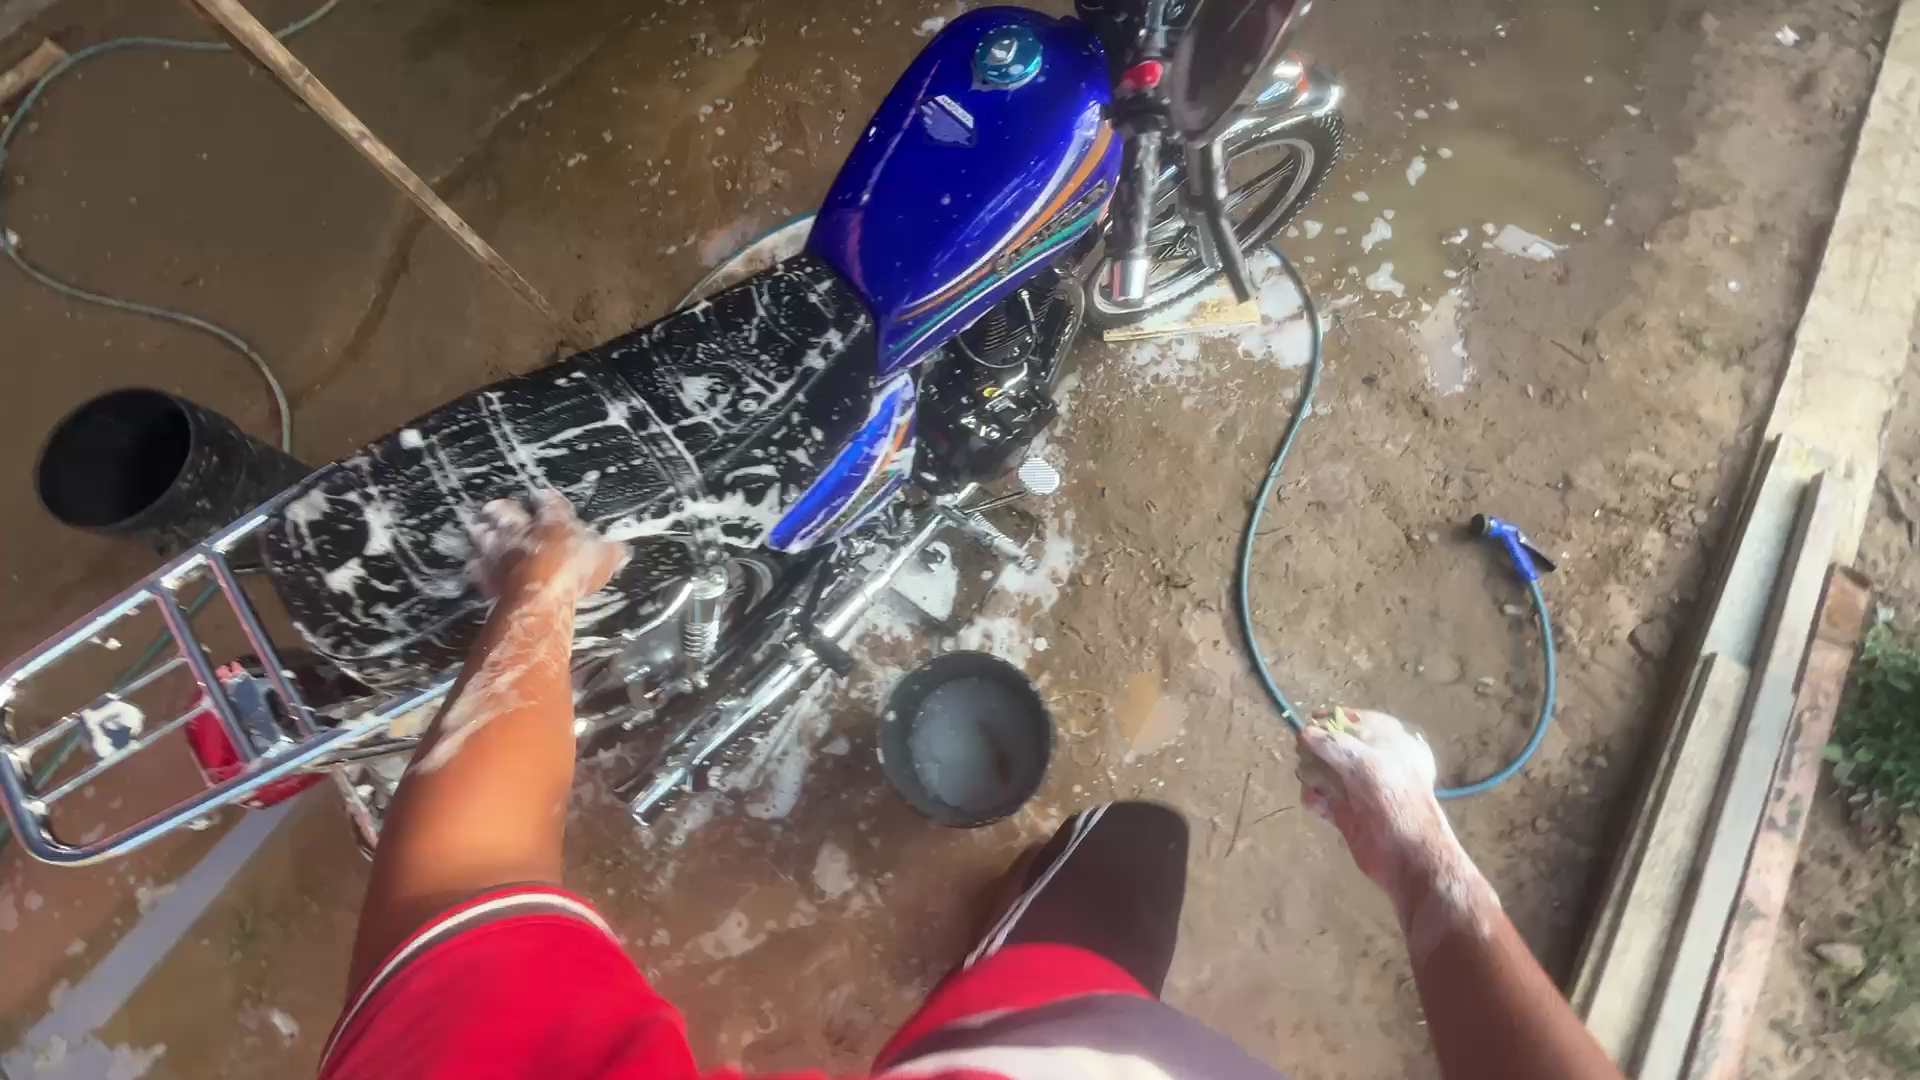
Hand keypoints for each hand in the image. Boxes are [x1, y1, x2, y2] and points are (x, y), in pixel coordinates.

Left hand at [468, 489, 628, 601]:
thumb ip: (610, 551)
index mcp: (553, 521)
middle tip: (499, 507)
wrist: (539, 596)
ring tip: (481, 529)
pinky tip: (476, 565)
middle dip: (501, 508)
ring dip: (482, 532)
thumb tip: (622, 549)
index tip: (541, 494)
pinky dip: (475, 565)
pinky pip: (474, 566)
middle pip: (504, 511)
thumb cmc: (575, 572)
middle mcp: (521, 530)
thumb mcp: (604, 559)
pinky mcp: (484, 574)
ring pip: (483, 534)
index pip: (548, 502)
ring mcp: (499, 551)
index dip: (545, 498)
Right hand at [1295, 708, 1477, 928]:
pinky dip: (1313, 798)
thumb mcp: (1364, 763)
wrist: (1409, 859)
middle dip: (1315, 751)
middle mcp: (1376, 763)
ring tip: (1313, 785)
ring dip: (1311, 776)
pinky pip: (1320, 796)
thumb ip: (1330, 743)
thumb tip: (1303, 733)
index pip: (1359, 720)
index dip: (1335, 720)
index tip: (1313, 724)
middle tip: (1307, 757)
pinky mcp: (1346, 811)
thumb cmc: (1395, 802)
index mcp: (1393, 745)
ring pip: (1322, 770)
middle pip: (1333, 745)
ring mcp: (1360, 788)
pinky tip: (1316, 804)